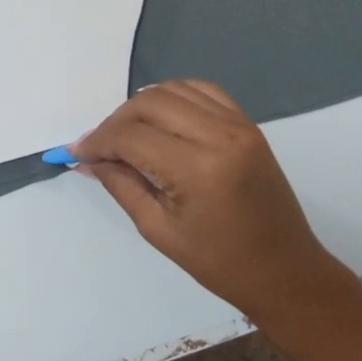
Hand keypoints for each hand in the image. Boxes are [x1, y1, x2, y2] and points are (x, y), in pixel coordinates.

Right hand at [68, 79, 352, 321]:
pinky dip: (173, 97)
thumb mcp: (157, 228)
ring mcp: (240, 126)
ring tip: (127, 134)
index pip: (131, 136)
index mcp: (198, 168)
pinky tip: (159, 119)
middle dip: (115, 121)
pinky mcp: (249, 125)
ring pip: (174, 89)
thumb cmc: (218, 261)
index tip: (77, 153)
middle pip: (149, 103)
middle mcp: (221, 136)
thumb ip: (120, 184)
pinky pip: (203, 91)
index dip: (97, 142)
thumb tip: (88, 159)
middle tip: (100, 147)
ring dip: (141, 106)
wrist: (285, 271)